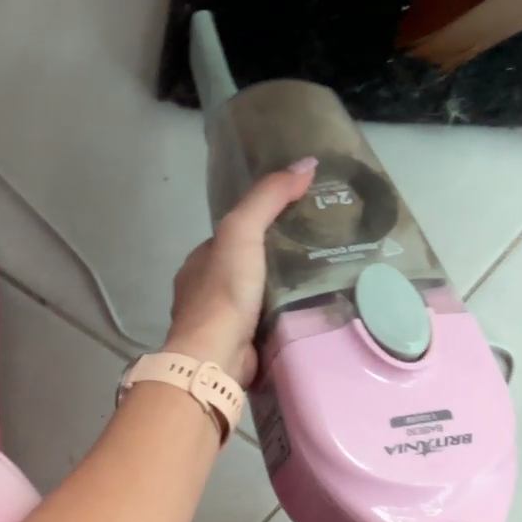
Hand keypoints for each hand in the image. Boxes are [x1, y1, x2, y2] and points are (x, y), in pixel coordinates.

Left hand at [163, 157, 317, 386]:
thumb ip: (268, 197)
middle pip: (246, 268)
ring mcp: (219, 323)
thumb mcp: (241, 230)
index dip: (263, 224)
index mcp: (198, 263)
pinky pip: (264, 325)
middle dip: (276, 260)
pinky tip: (310, 310)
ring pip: (256, 298)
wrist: (215, 357)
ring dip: (283, 291)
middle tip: (319, 249)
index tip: (299, 218)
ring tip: (324, 277)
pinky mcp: (237, 348)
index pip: (233, 236)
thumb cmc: (222, 292)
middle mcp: (203, 292)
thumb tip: (306, 163)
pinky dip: (283, 317)